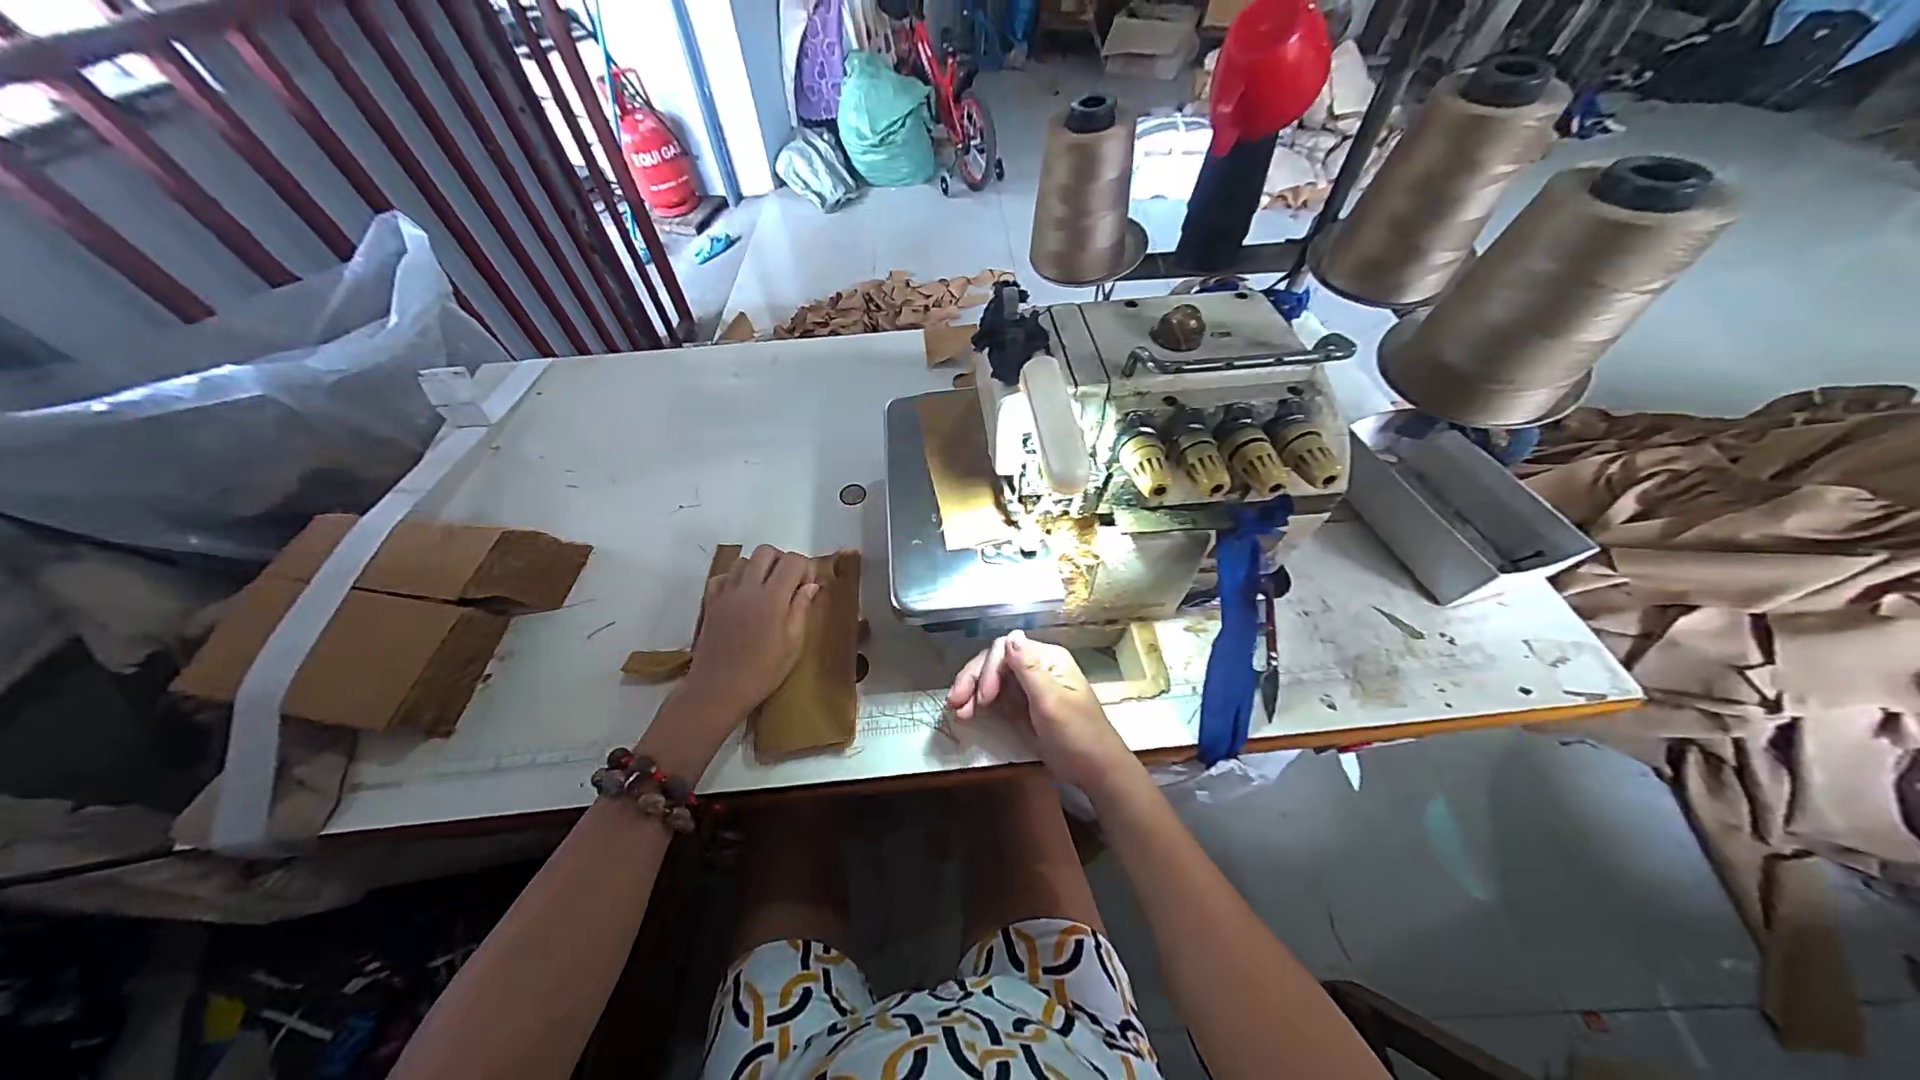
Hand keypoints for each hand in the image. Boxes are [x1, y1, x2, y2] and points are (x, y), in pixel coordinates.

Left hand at [685, 546, 820, 718]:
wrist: (718, 689)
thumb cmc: (763, 671)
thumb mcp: (793, 644)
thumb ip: (801, 609)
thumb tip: (811, 586)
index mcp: (772, 597)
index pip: (793, 561)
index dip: (805, 568)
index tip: (808, 587)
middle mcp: (747, 587)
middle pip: (767, 551)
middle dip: (782, 561)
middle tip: (789, 585)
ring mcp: (725, 593)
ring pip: (744, 561)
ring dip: (759, 569)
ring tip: (765, 592)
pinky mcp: (710, 602)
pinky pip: (723, 577)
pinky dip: (735, 580)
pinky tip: (742, 599)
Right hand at [946, 629, 1144, 797]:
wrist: (1094, 771)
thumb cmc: (1078, 735)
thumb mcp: (1052, 702)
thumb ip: (1029, 669)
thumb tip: (1011, 636)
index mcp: (1048, 659)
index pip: (1007, 649)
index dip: (989, 669)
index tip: (984, 698)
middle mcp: (1036, 666)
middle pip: (994, 661)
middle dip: (973, 679)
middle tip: (956, 703)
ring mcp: (1027, 686)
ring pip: (990, 678)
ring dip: (971, 691)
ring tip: (957, 710)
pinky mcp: (1021, 706)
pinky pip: (994, 696)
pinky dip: (978, 703)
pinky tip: (966, 713)